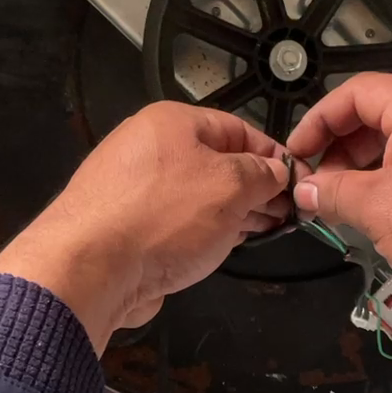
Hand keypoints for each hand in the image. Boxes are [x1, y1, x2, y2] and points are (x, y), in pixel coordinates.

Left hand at [0, 101, 289, 348]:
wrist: (93, 269)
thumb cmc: (163, 217)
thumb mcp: (231, 187)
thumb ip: (262, 176)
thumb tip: (278, 174)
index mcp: (173, 123)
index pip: (238, 129)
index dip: (273, 156)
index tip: (298, 181)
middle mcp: (151, 151)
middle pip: (218, 164)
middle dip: (257, 189)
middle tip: (288, 213)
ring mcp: (137, 192)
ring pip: (200, 197)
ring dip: (235, 214)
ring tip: (267, 231)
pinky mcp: (130, 229)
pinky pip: (178, 224)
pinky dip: (206, 233)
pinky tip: (227, 246)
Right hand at [285, 74, 391, 382]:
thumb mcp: (379, 209)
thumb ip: (335, 193)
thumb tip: (307, 190)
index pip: (358, 93)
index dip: (320, 120)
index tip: (299, 150)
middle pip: (378, 119)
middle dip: (340, 151)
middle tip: (317, 185)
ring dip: (364, 174)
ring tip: (341, 207)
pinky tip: (374, 218)